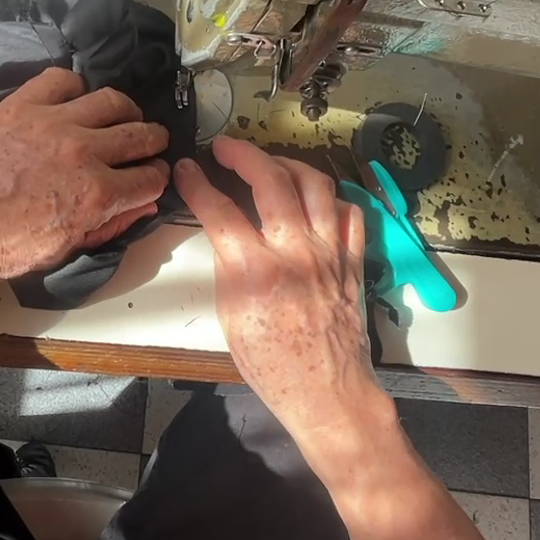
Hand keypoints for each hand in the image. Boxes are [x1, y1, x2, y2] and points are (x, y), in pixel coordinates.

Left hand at [0, 68, 169, 285]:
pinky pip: (63, 79)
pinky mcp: (22, 104)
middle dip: (153, 143)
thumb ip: (107, 224)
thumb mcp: (62, 250)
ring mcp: (53, 121)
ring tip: (121, 119)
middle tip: (148, 147)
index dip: (157, 180)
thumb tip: (143, 205)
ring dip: (126, 111)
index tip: (151, 179)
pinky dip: (76, 88)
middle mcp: (84, 151)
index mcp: (96, 195)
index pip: (151, 178)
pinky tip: (75, 103)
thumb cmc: (0, 248)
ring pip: (112, 100)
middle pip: (141, 135)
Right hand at [174, 136, 374, 426]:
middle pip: (270, 180)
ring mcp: (329, 253)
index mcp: (254, 270)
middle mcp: (295, 252)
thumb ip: (228, 265)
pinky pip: (348, 212)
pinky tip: (312, 198)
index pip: (219, 209)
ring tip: (269, 163)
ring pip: (315, 184)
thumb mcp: (229, 315)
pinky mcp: (353, 260)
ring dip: (287, 164)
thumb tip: (225, 231)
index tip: (187, 168)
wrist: (325, 391)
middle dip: (243, 154)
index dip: (197, 182)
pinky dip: (329, 197)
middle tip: (225, 149)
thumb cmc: (269, 364)